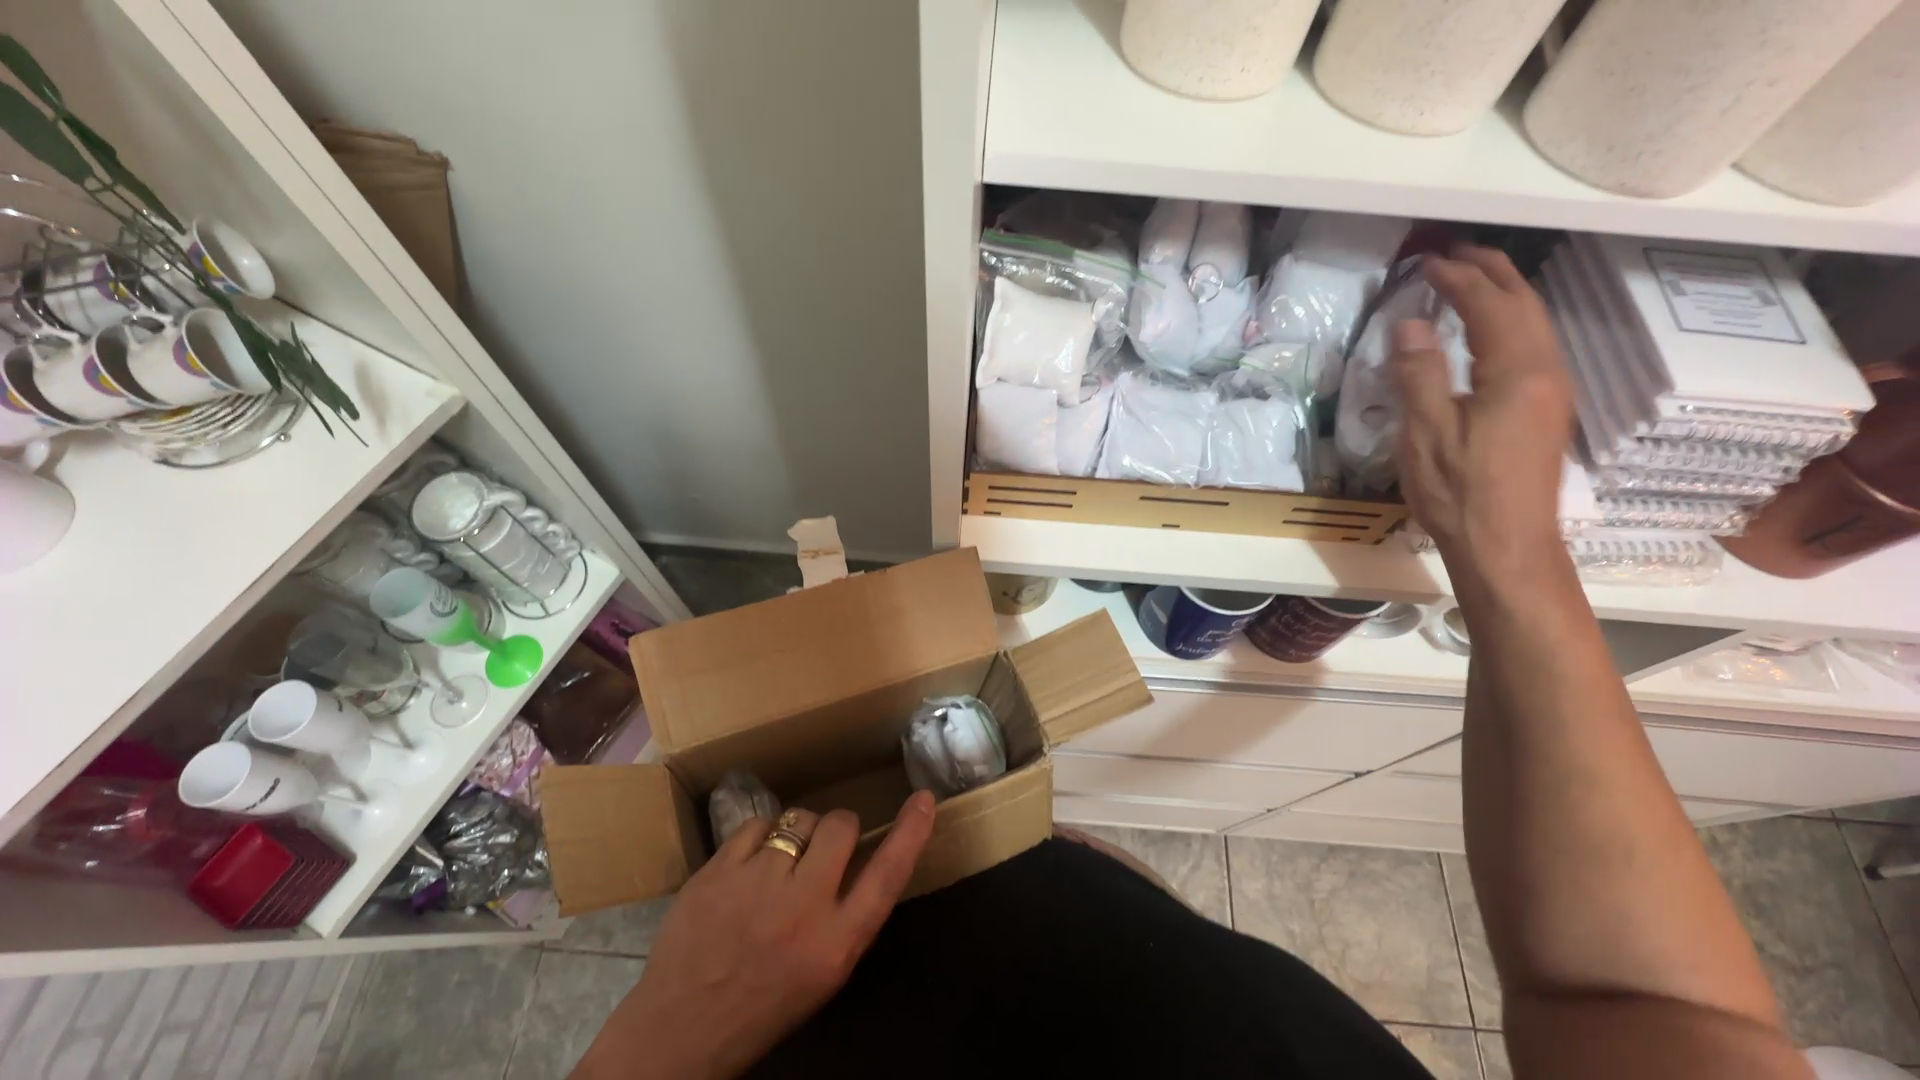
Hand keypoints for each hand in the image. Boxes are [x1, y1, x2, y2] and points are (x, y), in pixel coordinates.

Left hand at [572, 792, 936, 1079]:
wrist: (682, 1028)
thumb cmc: (765, 1006)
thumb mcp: (825, 974)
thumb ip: (849, 917)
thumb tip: (862, 859)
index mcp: (835, 944)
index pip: (887, 875)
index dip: (911, 833)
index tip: (925, 800)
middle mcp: (801, 908)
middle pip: (840, 827)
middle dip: (840, 827)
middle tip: (825, 847)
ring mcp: (755, 885)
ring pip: (797, 819)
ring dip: (798, 832)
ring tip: (782, 861)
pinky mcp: (716, 872)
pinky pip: (755, 825)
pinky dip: (759, 837)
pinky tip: (750, 865)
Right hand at [1391, 245, 1574, 582]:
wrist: (1507, 547)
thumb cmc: (1460, 494)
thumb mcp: (1426, 435)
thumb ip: (1418, 374)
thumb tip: (1410, 323)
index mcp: (1516, 373)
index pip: (1489, 306)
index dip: (1458, 279)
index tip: (1427, 262)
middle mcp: (1545, 372)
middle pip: (1524, 305)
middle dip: (1491, 272)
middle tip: (1456, 253)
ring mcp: (1552, 392)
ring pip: (1535, 324)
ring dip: (1505, 294)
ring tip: (1472, 279)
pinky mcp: (1547, 411)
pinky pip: (1534, 346)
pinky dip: (1511, 321)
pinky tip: (1490, 331)